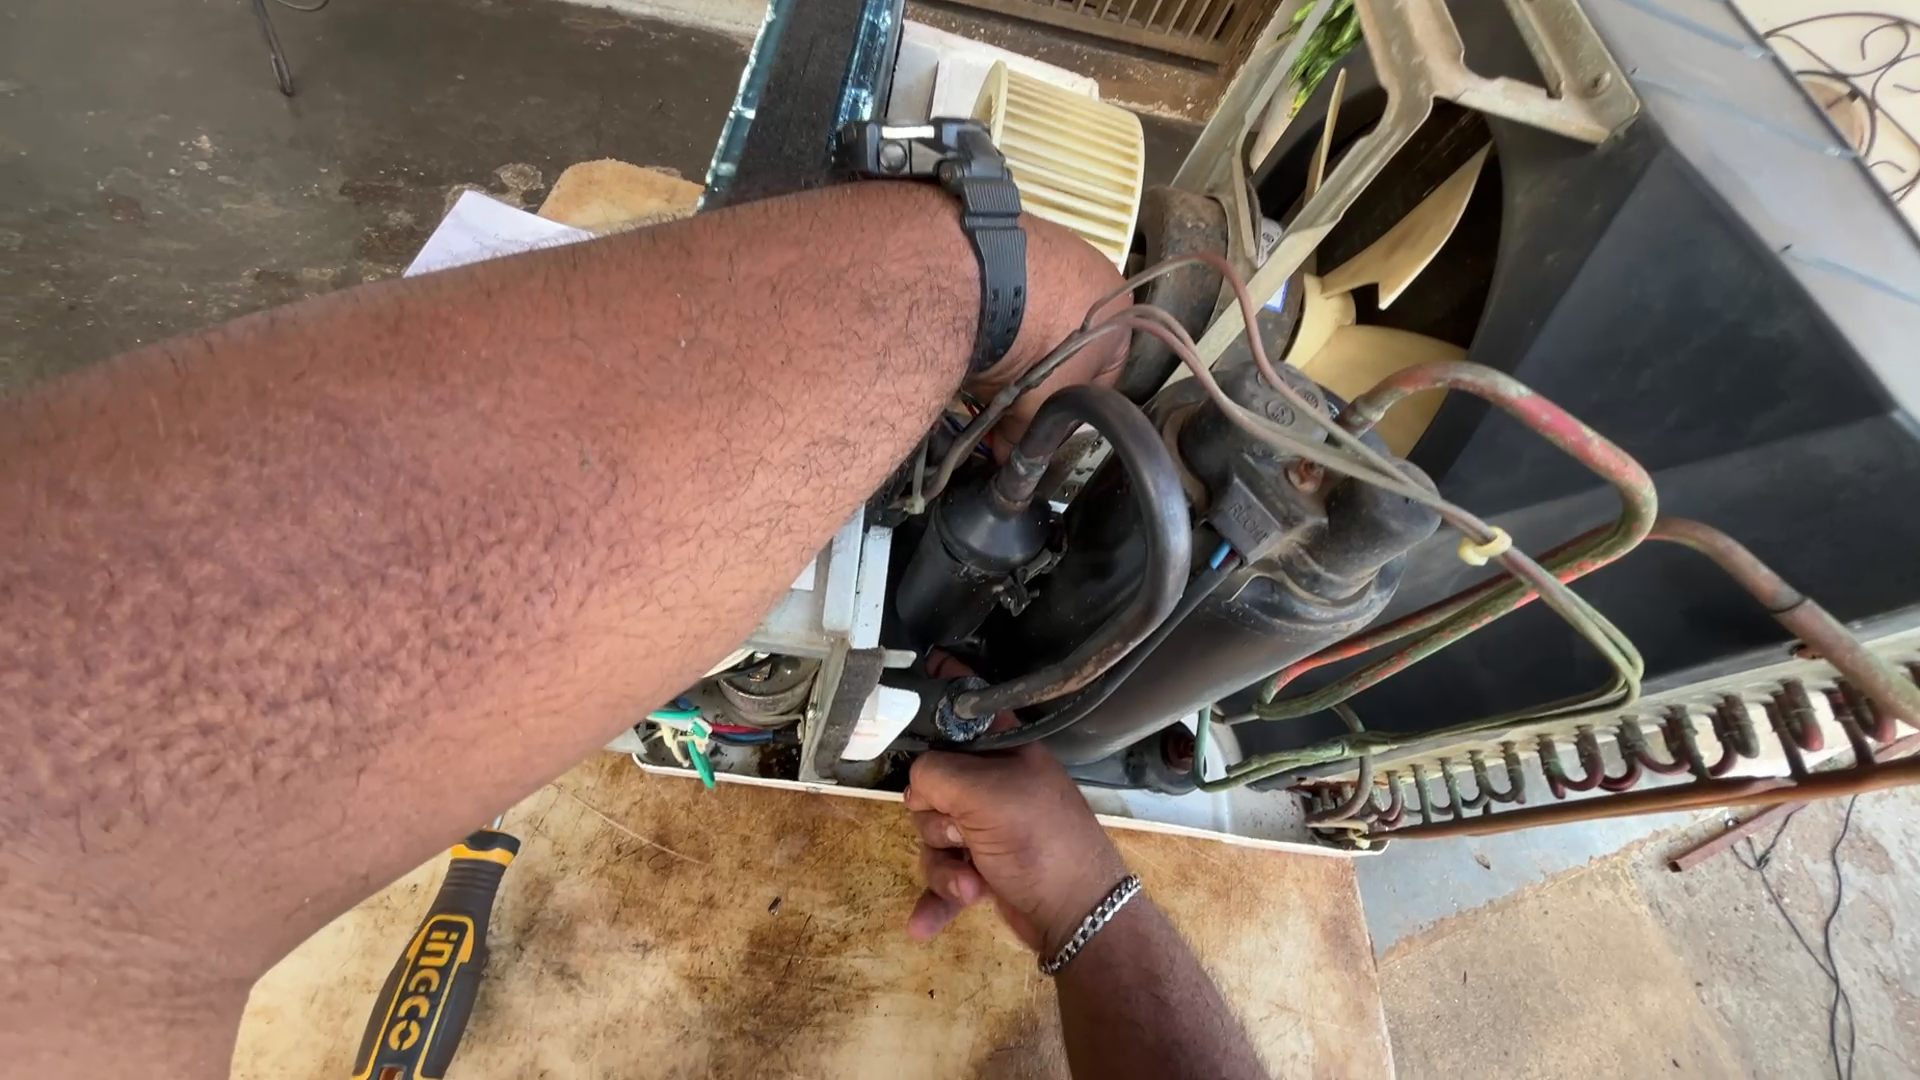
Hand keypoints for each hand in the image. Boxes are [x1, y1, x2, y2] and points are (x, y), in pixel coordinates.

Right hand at [903, 745, 1129, 954]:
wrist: (1078, 915)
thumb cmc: (1036, 839)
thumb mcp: (983, 792)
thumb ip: (935, 774)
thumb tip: (916, 788)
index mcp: (1003, 749)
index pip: (954, 729)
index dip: (936, 751)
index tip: (931, 777)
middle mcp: (995, 784)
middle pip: (933, 792)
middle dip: (939, 824)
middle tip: (963, 835)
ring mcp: (989, 828)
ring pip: (934, 837)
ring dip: (943, 867)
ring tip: (970, 885)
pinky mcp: (984, 867)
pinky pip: (945, 874)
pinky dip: (938, 895)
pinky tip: (922, 926)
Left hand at [964, 214, 1130, 446]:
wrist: (987, 289)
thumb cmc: (1038, 350)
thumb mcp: (1043, 408)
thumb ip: (1030, 435)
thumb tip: (1008, 454)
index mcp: (1122, 313)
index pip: (1100, 378)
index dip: (1064, 410)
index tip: (1036, 425)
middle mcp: (1094, 271)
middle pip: (1063, 345)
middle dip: (1033, 378)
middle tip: (1002, 401)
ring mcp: (1051, 246)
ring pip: (1031, 316)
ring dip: (1009, 345)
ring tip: (982, 367)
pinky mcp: (1008, 235)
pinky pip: (1002, 290)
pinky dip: (988, 313)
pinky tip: (970, 332)